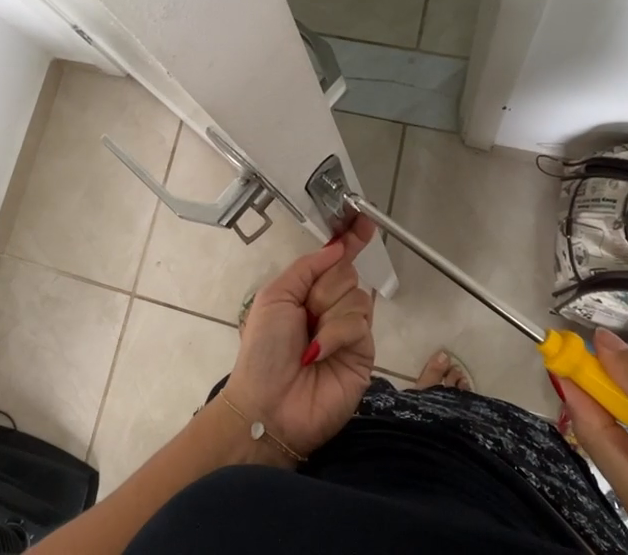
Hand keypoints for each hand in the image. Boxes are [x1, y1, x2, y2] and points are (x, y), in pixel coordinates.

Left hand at [219, 218, 377, 461]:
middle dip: (324, 289)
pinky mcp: (364, 354)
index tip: (363, 221)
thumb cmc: (263, 351)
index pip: (335, 260)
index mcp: (308, 292)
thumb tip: (336, 247)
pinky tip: (319, 353)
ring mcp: (350, 331)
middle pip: (347, 273)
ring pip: (357, 296)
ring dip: (328, 314)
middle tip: (305, 315)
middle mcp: (332, 308)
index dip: (350, 240)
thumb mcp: (275, 297)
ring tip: (310, 342)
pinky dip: (336, 334)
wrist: (268, 405)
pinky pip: (360, 324)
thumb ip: (307, 268)